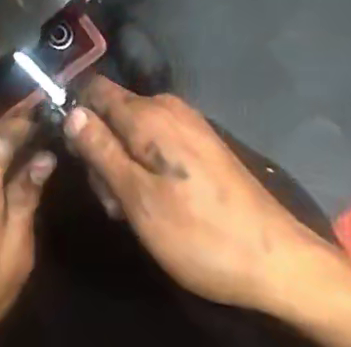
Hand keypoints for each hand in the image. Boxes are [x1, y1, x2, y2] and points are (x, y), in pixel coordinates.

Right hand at [62, 76, 325, 310]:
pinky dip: (147, 168)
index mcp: (147, 113)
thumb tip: (71, 112)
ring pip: (135, 132)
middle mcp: (167, 107)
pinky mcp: (203, 145)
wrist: (279, 262)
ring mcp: (189, 124)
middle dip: (102, 150)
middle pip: (113, 113)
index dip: (75, 114)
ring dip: (124, 165)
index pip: (94, 89)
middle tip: (111, 201)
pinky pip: (158, 143)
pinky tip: (158, 205)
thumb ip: (100, 151)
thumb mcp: (137, 198)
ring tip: (135, 211)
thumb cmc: (199, 233)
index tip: (71, 152)